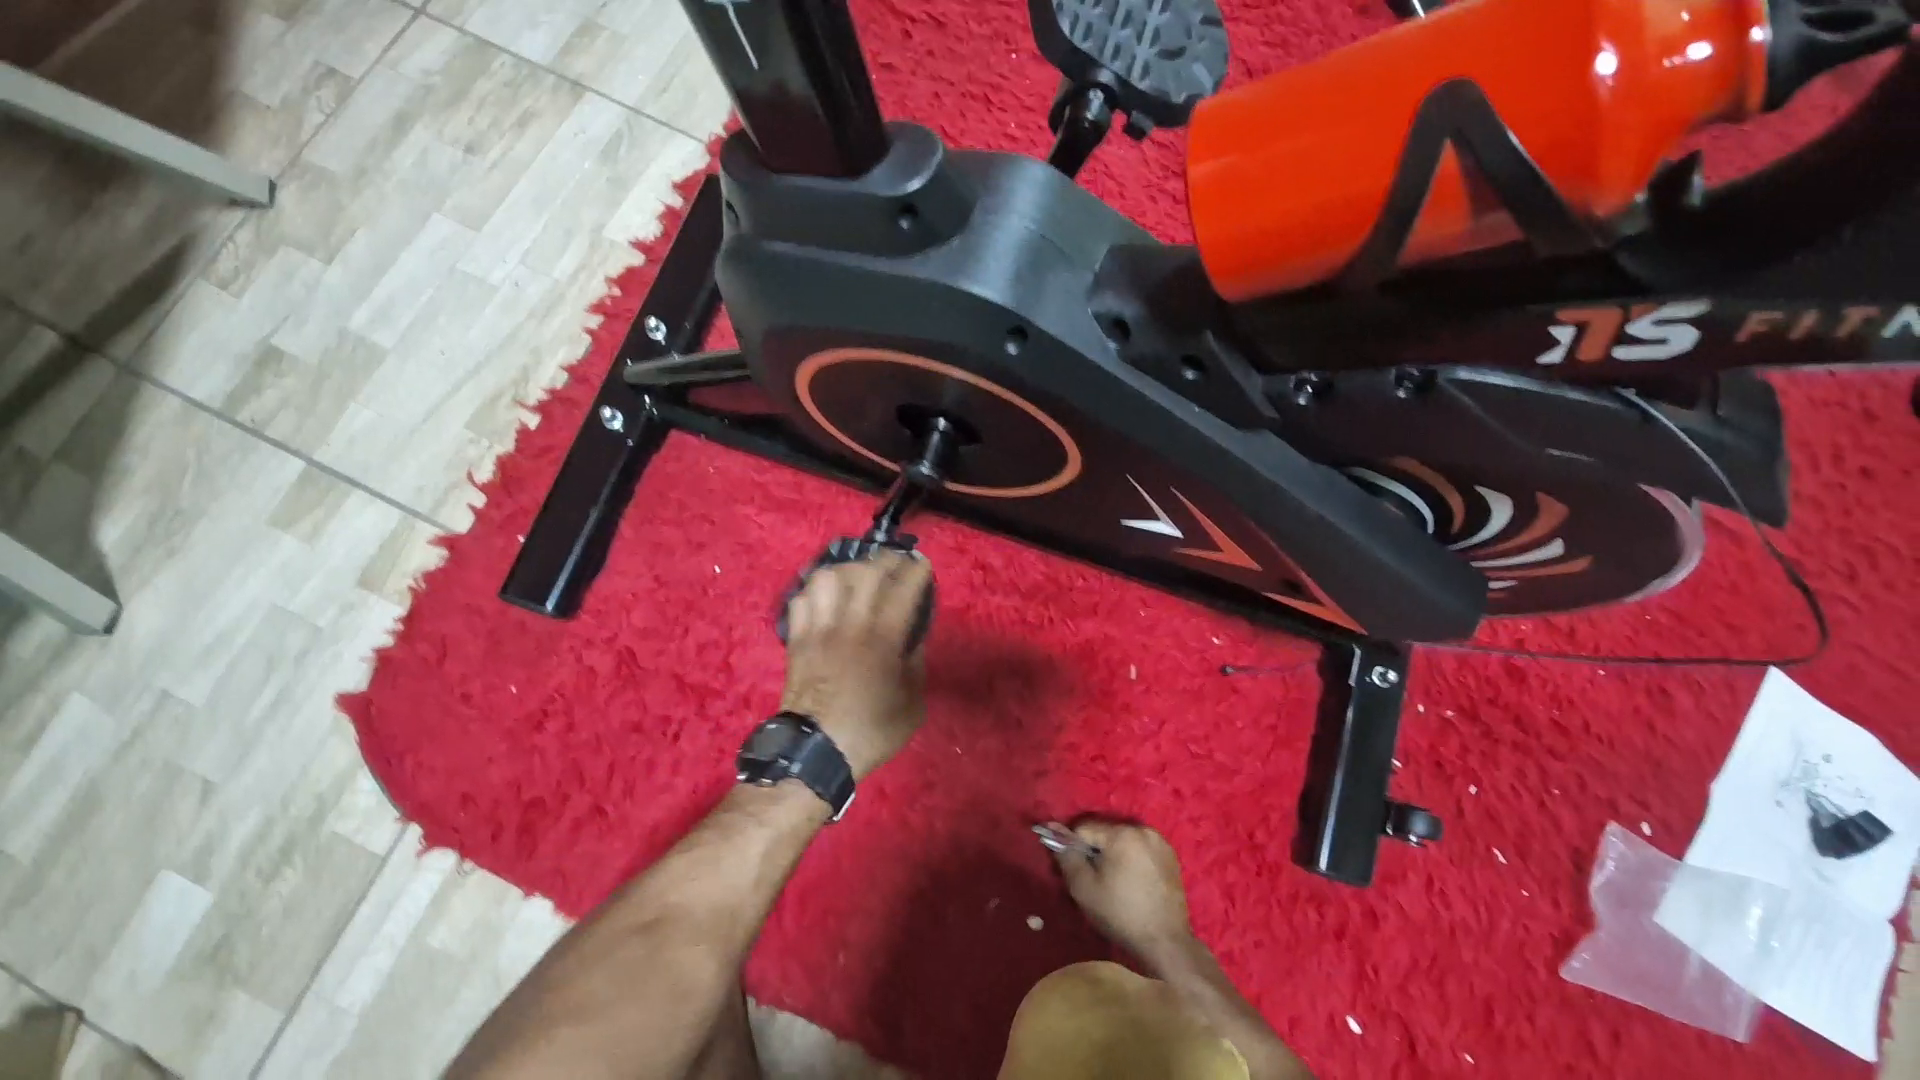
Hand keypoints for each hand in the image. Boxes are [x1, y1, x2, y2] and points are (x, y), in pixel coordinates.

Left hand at [779, 549, 932, 779]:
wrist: (815, 751)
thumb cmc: (869, 731)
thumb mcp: (912, 706)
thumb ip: (916, 665)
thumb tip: (914, 640)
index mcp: (883, 640)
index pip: (902, 589)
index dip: (915, 571)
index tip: (921, 564)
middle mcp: (850, 624)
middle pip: (866, 572)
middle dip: (885, 560)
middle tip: (895, 563)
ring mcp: (819, 629)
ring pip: (828, 577)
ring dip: (847, 569)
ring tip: (856, 575)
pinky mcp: (796, 638)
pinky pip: (801, 599)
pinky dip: (814, 590)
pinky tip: (825, 596)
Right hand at [1050, 821, 1194, 959]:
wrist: (1165, 942)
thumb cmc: (1120, 914)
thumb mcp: (1083, 888)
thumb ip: (1066, 856)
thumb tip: (1051, 830)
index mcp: (1122, 834)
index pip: (1084, 829)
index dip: (1075, 849)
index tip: (1077, 873)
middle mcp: (1143, 830)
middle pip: (1105, 833)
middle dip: (1095, 851)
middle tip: (1095, 881)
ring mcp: (1160, 843)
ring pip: (1123, 841)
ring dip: (1114, 855)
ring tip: (1116, 884)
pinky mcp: (1171, 857)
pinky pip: (1141, 849)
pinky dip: (1132, 860)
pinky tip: (1134, 884)